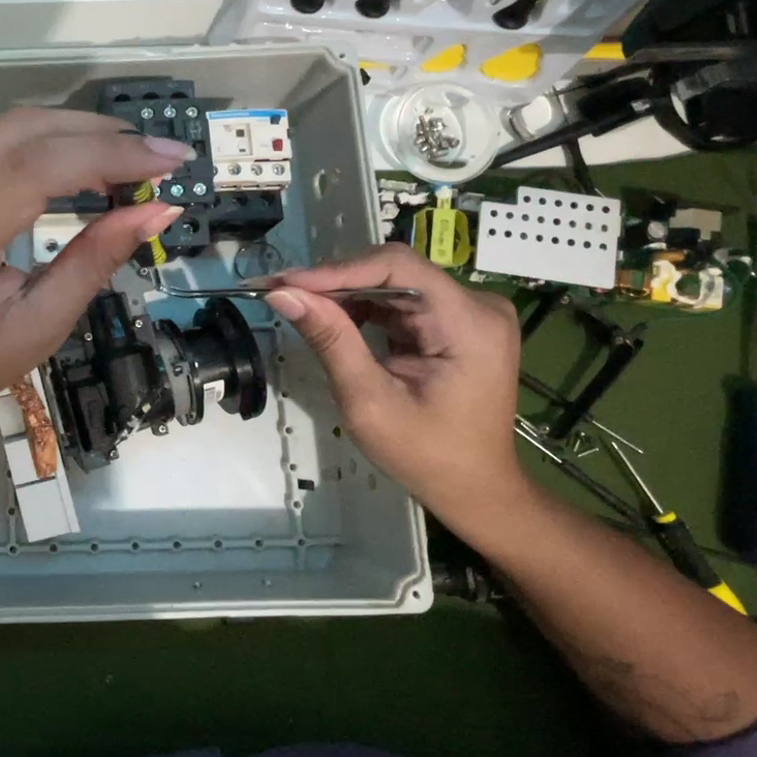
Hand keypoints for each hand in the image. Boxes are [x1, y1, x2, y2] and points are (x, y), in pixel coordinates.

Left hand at [0, 107, 192, 442]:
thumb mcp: (36, 329)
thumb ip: (93, 262)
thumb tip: (154, 210)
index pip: (33, 170)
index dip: (107, 155)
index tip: (167, 161)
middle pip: (18, 134)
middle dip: (95, 133)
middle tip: (157, 155)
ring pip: (3, 131)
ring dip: (70, 133)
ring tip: (129, 158)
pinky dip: (42, 147)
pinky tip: (81, 164)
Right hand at [264, 243, 527, 523]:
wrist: (473, 488)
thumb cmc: (425, 454)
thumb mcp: (368, 401)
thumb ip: (330, 340)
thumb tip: (282, 294)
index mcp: (469, 322)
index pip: (396, 268)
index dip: (336, 270)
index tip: (285, 284)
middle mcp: (477, 304)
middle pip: (394, 271)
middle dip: (334, 281)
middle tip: (279, 292)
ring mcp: (469, 312)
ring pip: (393, 282)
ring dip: (343, 293)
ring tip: (297, 304)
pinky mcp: (456, 322)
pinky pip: (401, 300)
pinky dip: (362, 308)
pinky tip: (331, 319)